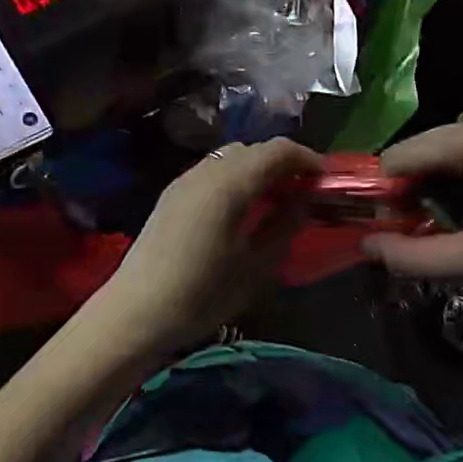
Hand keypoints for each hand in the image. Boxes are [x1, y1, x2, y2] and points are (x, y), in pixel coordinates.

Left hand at [91, 138, 321, 347]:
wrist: (137, 311)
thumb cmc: (202, 294)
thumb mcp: (256, 266)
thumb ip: (283, 227)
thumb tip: (302, 202)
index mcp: (229, 183)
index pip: (277, 150)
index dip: (307, 159)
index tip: (325, 181)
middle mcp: (204, 171)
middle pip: (251, 150)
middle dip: (281, 164)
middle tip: (302, 193)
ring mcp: (181, 182)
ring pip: (227, 160)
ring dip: (254, 172)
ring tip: (273, 203)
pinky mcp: (168, 198)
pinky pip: (209, 175)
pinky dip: (232, 181)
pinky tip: (239, 212)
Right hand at [363, 108, 462, 300]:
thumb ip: (412, 255)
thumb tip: (364, 246)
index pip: (402, 155)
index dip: (380, 194)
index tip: (374, 233)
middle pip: (423, 157)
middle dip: (408, 200)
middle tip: (408, 242)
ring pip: (447, 165)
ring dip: (433, 202)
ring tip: (439, 239)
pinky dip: (459, 198)